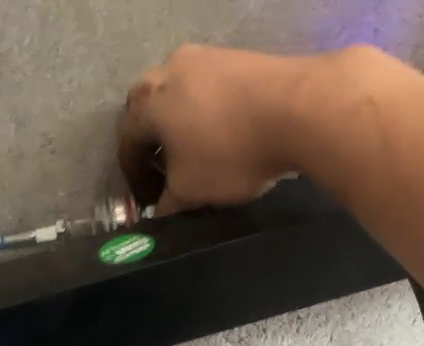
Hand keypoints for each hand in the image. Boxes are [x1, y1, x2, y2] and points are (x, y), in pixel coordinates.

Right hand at [117, 45, 321, 213]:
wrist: (297, 109)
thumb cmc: (229, 153)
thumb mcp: (191, 190)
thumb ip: (168, 202)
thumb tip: (161, 210)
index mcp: (148, 103)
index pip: (126, 140)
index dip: (132, 174)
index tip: (145, 198)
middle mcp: (168, 70)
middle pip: (148, 110)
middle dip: (152, 142)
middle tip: (164, 170)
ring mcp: (203, 58)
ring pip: (178, 96)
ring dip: (180, 125)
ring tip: (195, 153)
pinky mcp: (235, 57)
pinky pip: (208, 89)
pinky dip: (206, 113)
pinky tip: (223, 134)